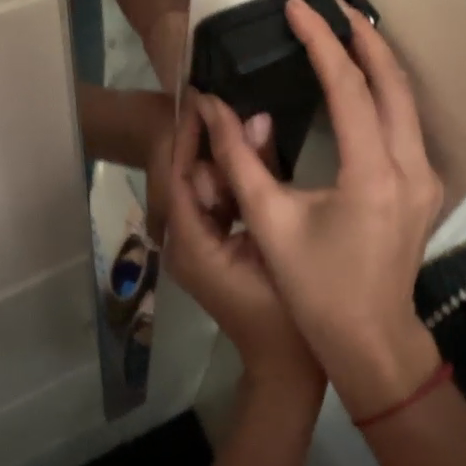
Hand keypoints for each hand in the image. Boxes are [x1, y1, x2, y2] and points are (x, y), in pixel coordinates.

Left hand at [165, 96, 322, 387]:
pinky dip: (229, 182)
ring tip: (243, 121)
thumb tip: (254, 118)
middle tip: (228, 105)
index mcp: (189, 242)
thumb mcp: (275, 235)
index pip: (178, 172)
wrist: (287, 371)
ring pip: (201, 189)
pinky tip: (251, 154)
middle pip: (187, 177)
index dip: (188, 132)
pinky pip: (213, 205)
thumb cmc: (285, 312)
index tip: (203, 95)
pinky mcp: (210, 251)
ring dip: (220, 159)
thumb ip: (261, 176)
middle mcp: (181, 243)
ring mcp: (194, 249)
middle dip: (206, 142)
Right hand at [197, 0, 445, 418]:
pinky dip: (385, 86)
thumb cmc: (315, 288)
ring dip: (377, 57)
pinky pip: (407, 118)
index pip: (349, 87)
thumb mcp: (269, 221)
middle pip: (393, 80)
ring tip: (345, 26)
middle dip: (363, 35)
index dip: (321, 42)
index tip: (297, 7)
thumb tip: (212, 105)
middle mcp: (410, 166)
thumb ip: (238, 158)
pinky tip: (362, 75)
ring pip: (407, 97)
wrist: (371, 340)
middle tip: (330, 3)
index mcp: (372, 173)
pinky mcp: (424, 184)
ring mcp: (425, 175)